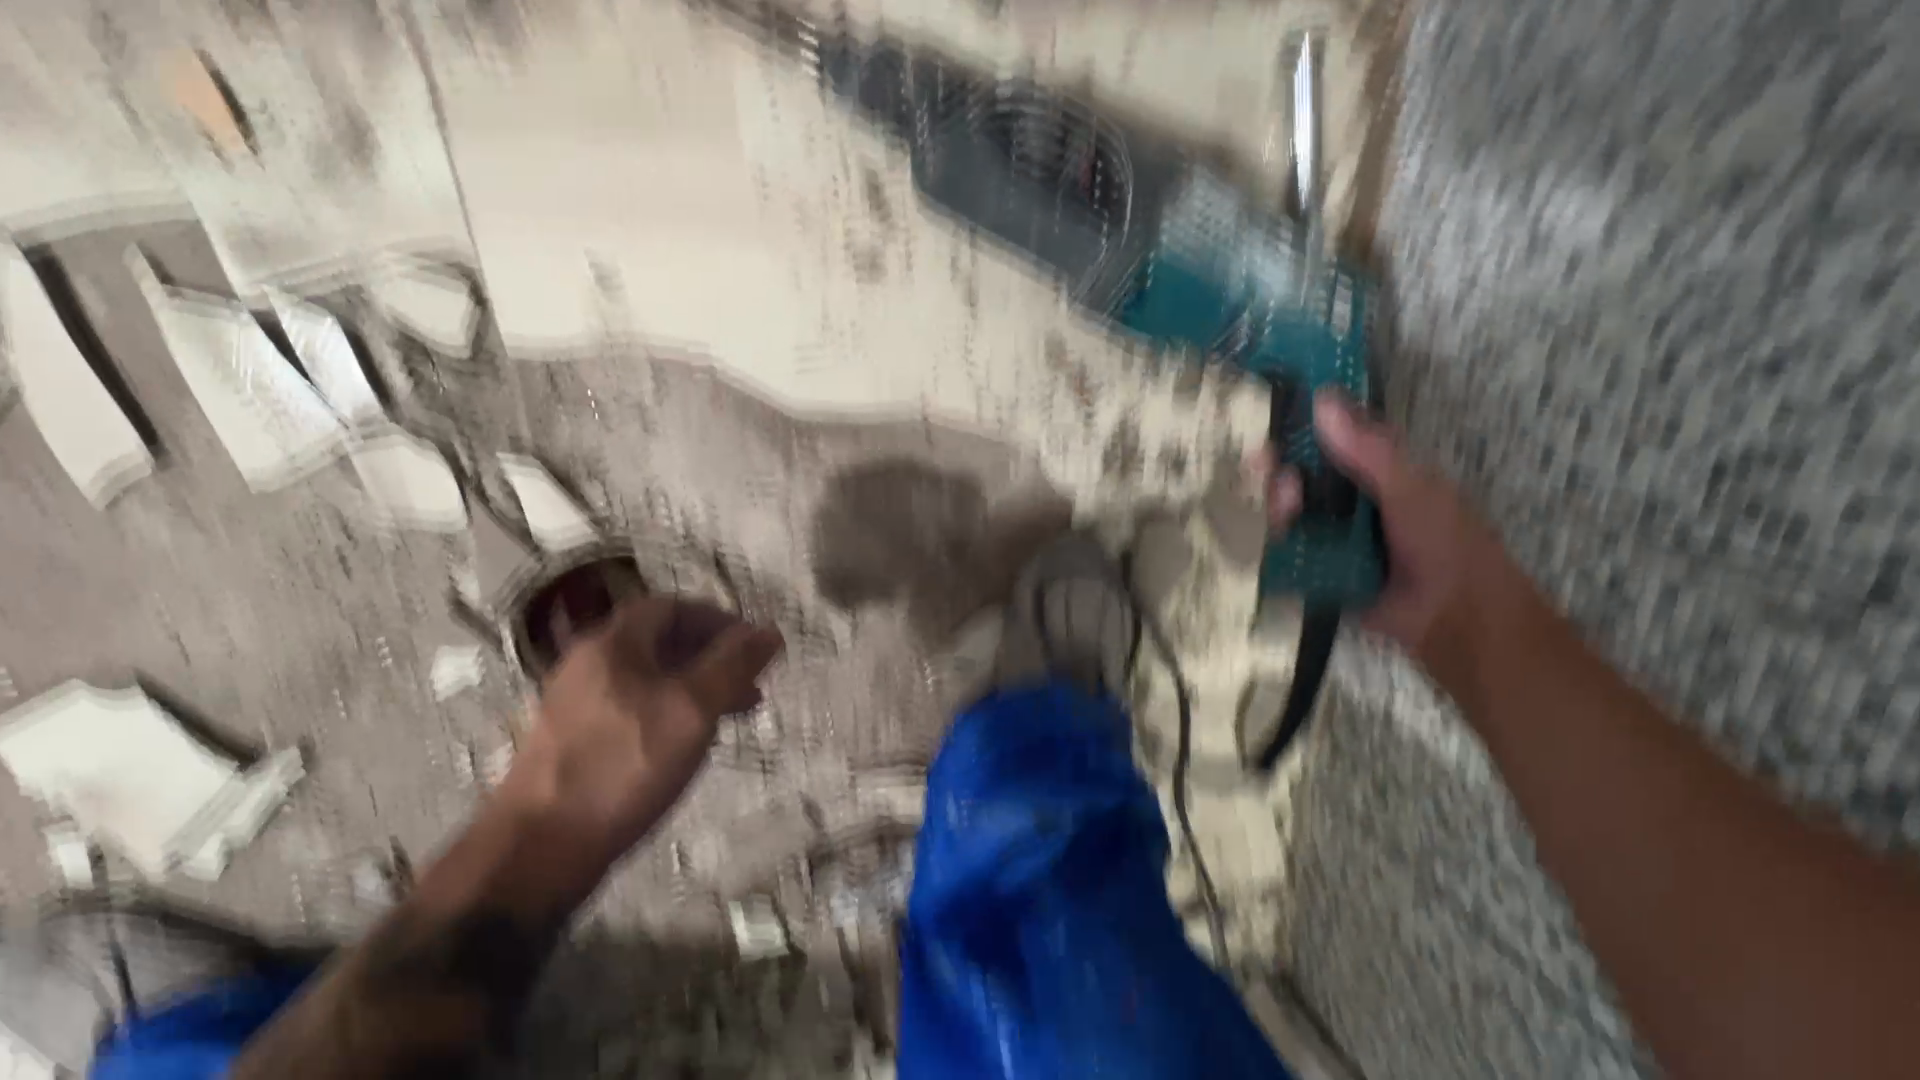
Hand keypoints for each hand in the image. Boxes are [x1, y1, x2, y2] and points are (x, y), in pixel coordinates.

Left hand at [498, 596, 784, 859]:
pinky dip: (668, 715)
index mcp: (613, 644)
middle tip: (751, 685)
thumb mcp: (691, 709)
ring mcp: (575, 705)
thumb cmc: (622, 767)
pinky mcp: (572, 744)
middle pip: (659, 642)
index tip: (754, 645)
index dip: (718, 618)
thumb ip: (732, 665)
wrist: (538, 848)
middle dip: (711, 657)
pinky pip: (631, 710)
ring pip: (647, 679)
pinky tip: (685, 747)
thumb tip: (769, 631)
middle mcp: (589, 664)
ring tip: (729, 718)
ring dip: (694, 688)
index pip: (671, 607)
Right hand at [1261, 393, 1535, 686]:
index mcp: (1377, 474)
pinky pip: (1284, 556)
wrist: (1455, 618)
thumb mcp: (1409, 486)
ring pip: (1287, 516)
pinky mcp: (1318, 575)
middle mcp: (1351, 504)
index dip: (1299, 432)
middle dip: (1278, 472)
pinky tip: (1270, 541)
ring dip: (1276, 508)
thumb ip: (1366, 448)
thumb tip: (1321, 399)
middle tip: (1269, 472)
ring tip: (1284, 514)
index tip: (1272, 426)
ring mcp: (1332, 541)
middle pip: (1298, 479)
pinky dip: (1272, 548)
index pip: (1329, 443)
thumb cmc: (1445, 543)